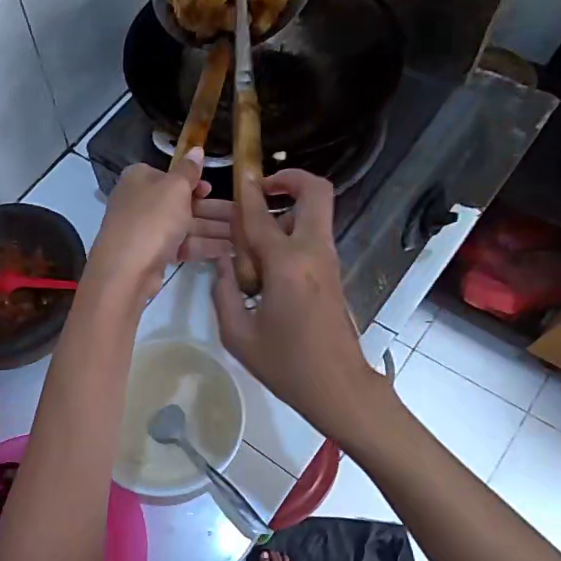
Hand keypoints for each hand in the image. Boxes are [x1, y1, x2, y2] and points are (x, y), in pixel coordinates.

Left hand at [89, 151, 231, 301]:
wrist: (127, 268)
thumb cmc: (153, 218)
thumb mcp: (175, 188)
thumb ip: (189, 170)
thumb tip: (197, 149)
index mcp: (141, 178)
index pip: (172, 176)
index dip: (195, 183)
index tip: (212, 190)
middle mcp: (142, 201)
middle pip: (182, 202)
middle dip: (212, 210)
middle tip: (240, 217)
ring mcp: (147, 229)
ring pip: (186, 225)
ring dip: (214, 230)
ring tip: (242, 237)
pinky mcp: (154, 253)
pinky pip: (183, 245)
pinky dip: (204, 246)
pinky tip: (229, 251)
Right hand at [211, 169, 389, 439]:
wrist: (338, 387)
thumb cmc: (287, 365)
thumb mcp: (239, 335)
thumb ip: (224, 293)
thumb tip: (222, 265)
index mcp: (287, 263)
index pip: (260, 215)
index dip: (246, 192)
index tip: (236, 174)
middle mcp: (313, 252)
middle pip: (315, 191)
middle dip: (290, 179)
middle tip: (262, 190)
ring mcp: (328, 262)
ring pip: (315, 214)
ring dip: (288, 211)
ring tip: (255, 235)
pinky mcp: (333, 275)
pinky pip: (314, 238)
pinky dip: (293, 233)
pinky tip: (266, 261)